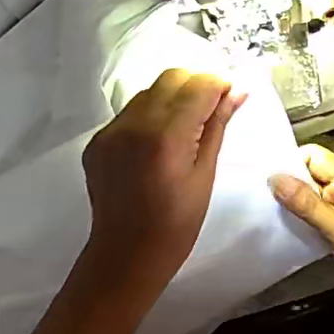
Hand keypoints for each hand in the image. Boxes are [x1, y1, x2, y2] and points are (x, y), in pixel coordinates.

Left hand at [81, 70, 245, 288]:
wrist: (125, 255)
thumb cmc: (177, 223)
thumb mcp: (205, 174)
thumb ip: (217, 126)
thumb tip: (236, 92)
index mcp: (166, 136)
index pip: (198, 85)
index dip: (218, 85)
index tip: (229, 97)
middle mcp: (134, 124)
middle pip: (172, 77)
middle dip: (195, 85)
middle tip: (209, 110)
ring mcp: (111, 131)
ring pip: (149, 91)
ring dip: (171, 99)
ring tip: (182, 130)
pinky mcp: (97, 140)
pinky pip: (129, 113)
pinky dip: (148, 116)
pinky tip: (156, 145)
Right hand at [269, 144, 333, 322]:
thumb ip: (307, 204)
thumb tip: (274, 178)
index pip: (315, 157)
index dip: (290, 161)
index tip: (262, 173)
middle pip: (311, 176)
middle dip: (287, 183)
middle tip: (256, 194)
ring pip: (312, 199)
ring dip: (293, 204)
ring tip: (264, 211)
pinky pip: (317, 218)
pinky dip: (303, 222)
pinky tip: (284, 230)